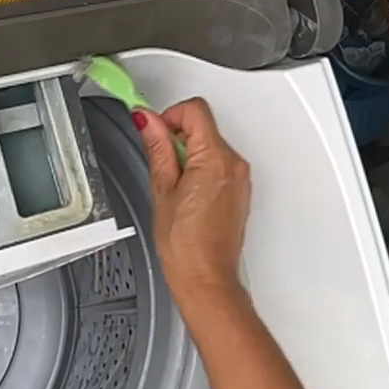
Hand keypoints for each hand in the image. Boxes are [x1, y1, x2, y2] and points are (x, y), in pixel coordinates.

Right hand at [134, 98, 252, 317]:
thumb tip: (147, 121)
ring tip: (173, 185)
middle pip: (203, 126)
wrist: (206, 277)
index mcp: (214, 159)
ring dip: (189, 154)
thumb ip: (157, 147)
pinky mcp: (240, 190)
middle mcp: (234, 164)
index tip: (152, 128)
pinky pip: (219, 164)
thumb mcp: (162, 189)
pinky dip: (201, 168)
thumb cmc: (185, 245)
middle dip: (177, 136)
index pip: (194, 110)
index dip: (169, 116)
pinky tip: (186, 194)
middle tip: (159, 161)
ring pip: (211, 145)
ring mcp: (240, 178)